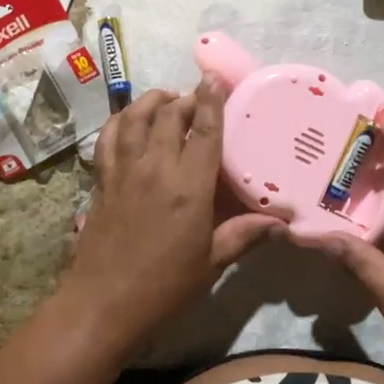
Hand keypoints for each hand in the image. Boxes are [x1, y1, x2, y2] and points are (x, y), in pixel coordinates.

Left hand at [61, 81, 280, 354]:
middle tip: (198, 99)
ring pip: (134, 118)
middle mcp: (154, 168)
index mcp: (188, 186)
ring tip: (166, 100)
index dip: (211, 99)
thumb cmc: (164, 287)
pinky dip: (120, 121)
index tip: (215, 78)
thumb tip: (282, 223)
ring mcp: (123, 172)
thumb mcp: (212, 263)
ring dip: (151, 102)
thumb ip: (244, 234)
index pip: (204, 129)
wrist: (103, 304)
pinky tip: (128, 122)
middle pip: (168, 115)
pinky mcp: (101, 181)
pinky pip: (108, 138)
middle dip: (185, 99)